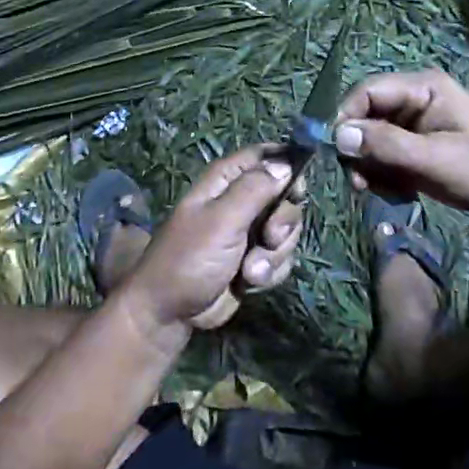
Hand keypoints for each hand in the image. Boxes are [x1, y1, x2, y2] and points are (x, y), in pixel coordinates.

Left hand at [116, 146, 304, 332]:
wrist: (169, 312)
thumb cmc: (189, 258)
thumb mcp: (222, 220)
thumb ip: (255, 189)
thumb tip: (285, 165)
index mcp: (227, 180)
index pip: (266, 156)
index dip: (287, 165)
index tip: (298, 188)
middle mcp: (240, 200)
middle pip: (285, 195)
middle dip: (284, 222)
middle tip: (269, 238)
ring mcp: (249, 231)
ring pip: (286, 231)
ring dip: (274, 254)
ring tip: (249, 271)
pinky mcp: (255, 259)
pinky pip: (281, 257)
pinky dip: (269, 272)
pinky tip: (249, 283)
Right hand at [335, 70, 468, 214]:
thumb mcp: (435, 159)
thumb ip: (386, 146)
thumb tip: (338, 136)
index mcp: (423, 88)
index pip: (368, 92)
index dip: (345, 117)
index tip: (334, 151)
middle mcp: (416, 100)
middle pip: (367, 117)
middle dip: (360, 150)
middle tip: (359, 183)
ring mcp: (418, 124)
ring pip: (374, 139)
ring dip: (372, 167)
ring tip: (382, 192)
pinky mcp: (420, 146)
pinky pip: (388, 155)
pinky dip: (386, 175)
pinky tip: (399, 193)